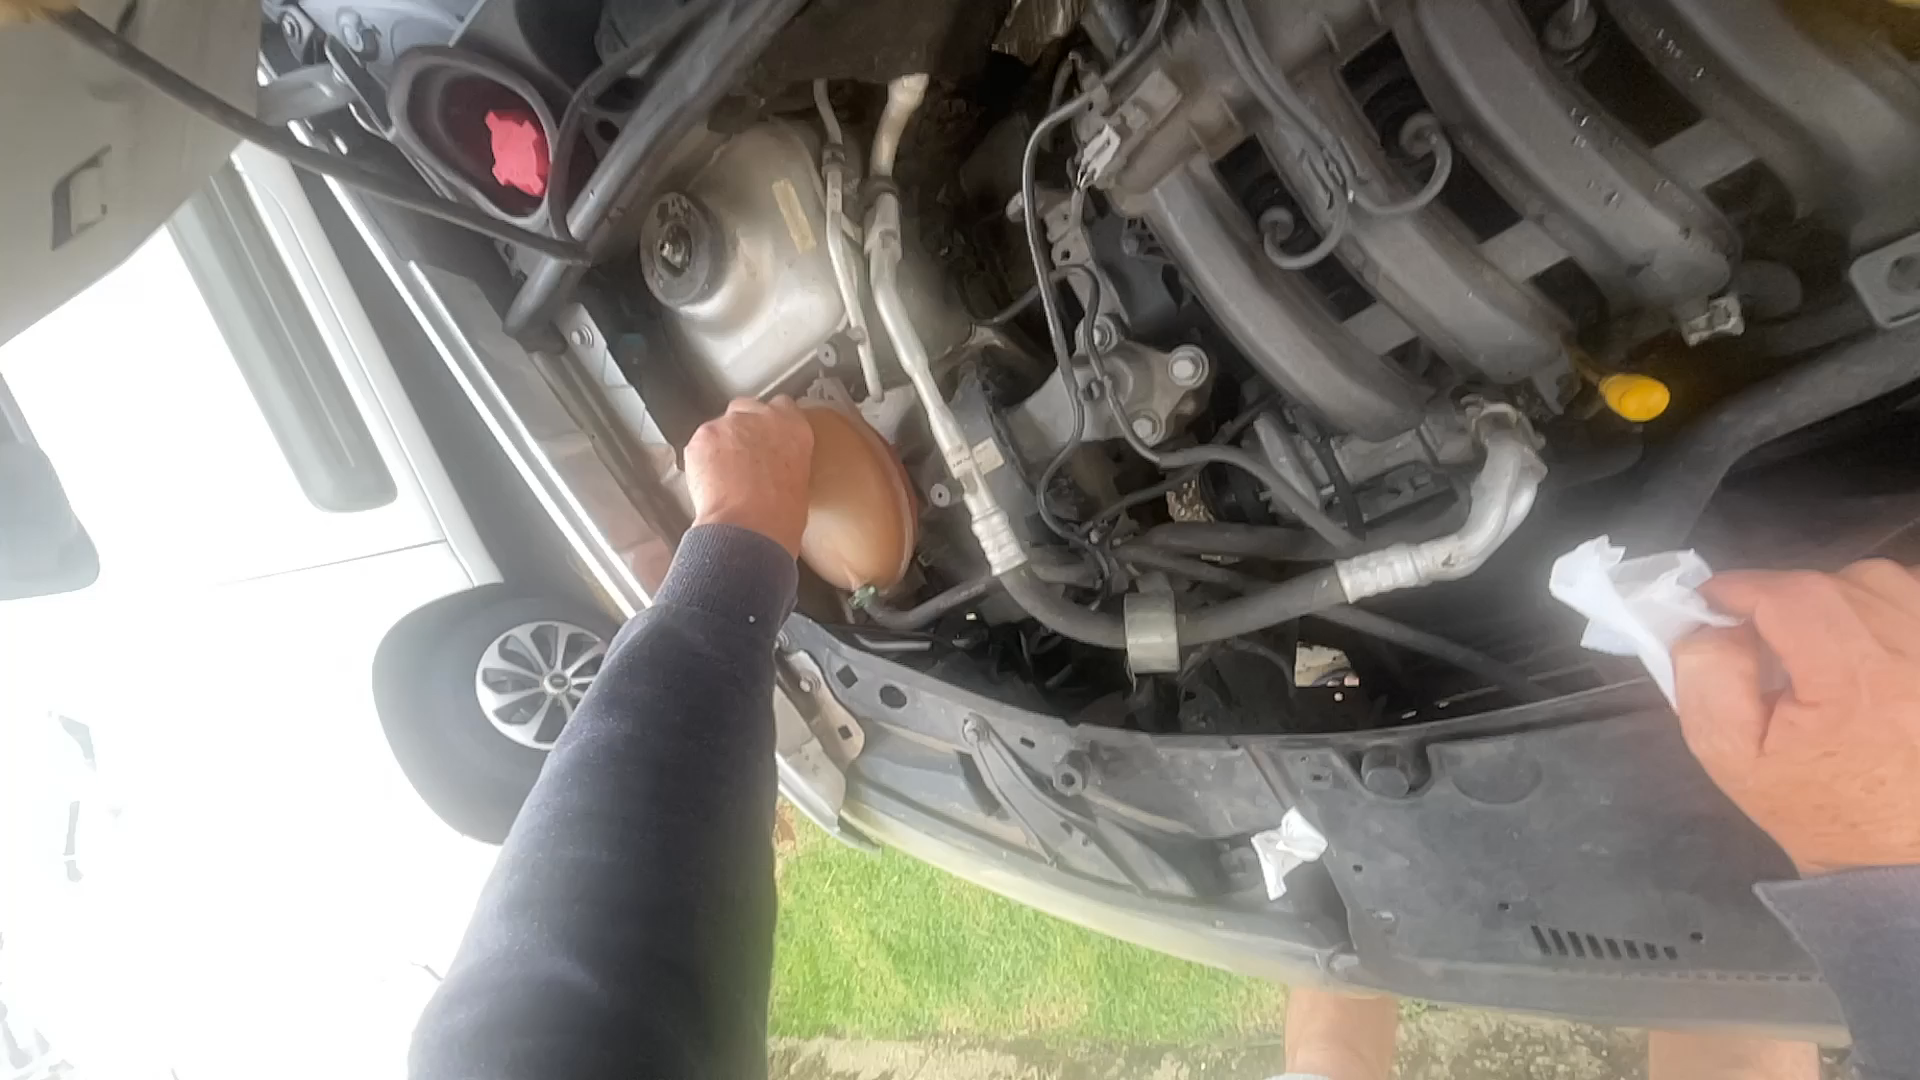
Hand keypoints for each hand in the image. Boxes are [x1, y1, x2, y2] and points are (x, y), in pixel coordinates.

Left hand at [684, 397, 813, 556]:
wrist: (750, 526)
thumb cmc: (780, 515)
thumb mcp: (800, 481)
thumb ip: (787, 459)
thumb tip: (776, 466)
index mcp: (794, 427)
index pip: (782, 406)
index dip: (772, 422)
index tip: (769, 435)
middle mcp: (761, 416)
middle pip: (746, 407)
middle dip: (743, 428)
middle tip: (744, 457)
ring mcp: (728, 424)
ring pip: (720, 427)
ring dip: (721, 445)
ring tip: (724, 477)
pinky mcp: (701, 437)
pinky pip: (700, 443)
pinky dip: (702, 459)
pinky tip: (710, 481)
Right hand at [1673, 560, 1919, 875]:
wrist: (1904, 860)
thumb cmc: (1807, 803)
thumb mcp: (1724, 748)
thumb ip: (1705, 674)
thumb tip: (1715, 624)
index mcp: (1859, 688)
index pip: (1795, 595)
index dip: (1740, 586)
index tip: (1709, 603)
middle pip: (1846, 582)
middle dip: (1784, 593)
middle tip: (1755, 626)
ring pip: (1894, 583)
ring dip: (1838, 596)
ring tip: (1811, 633)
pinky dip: (1886, 608)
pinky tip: (1862, 640)